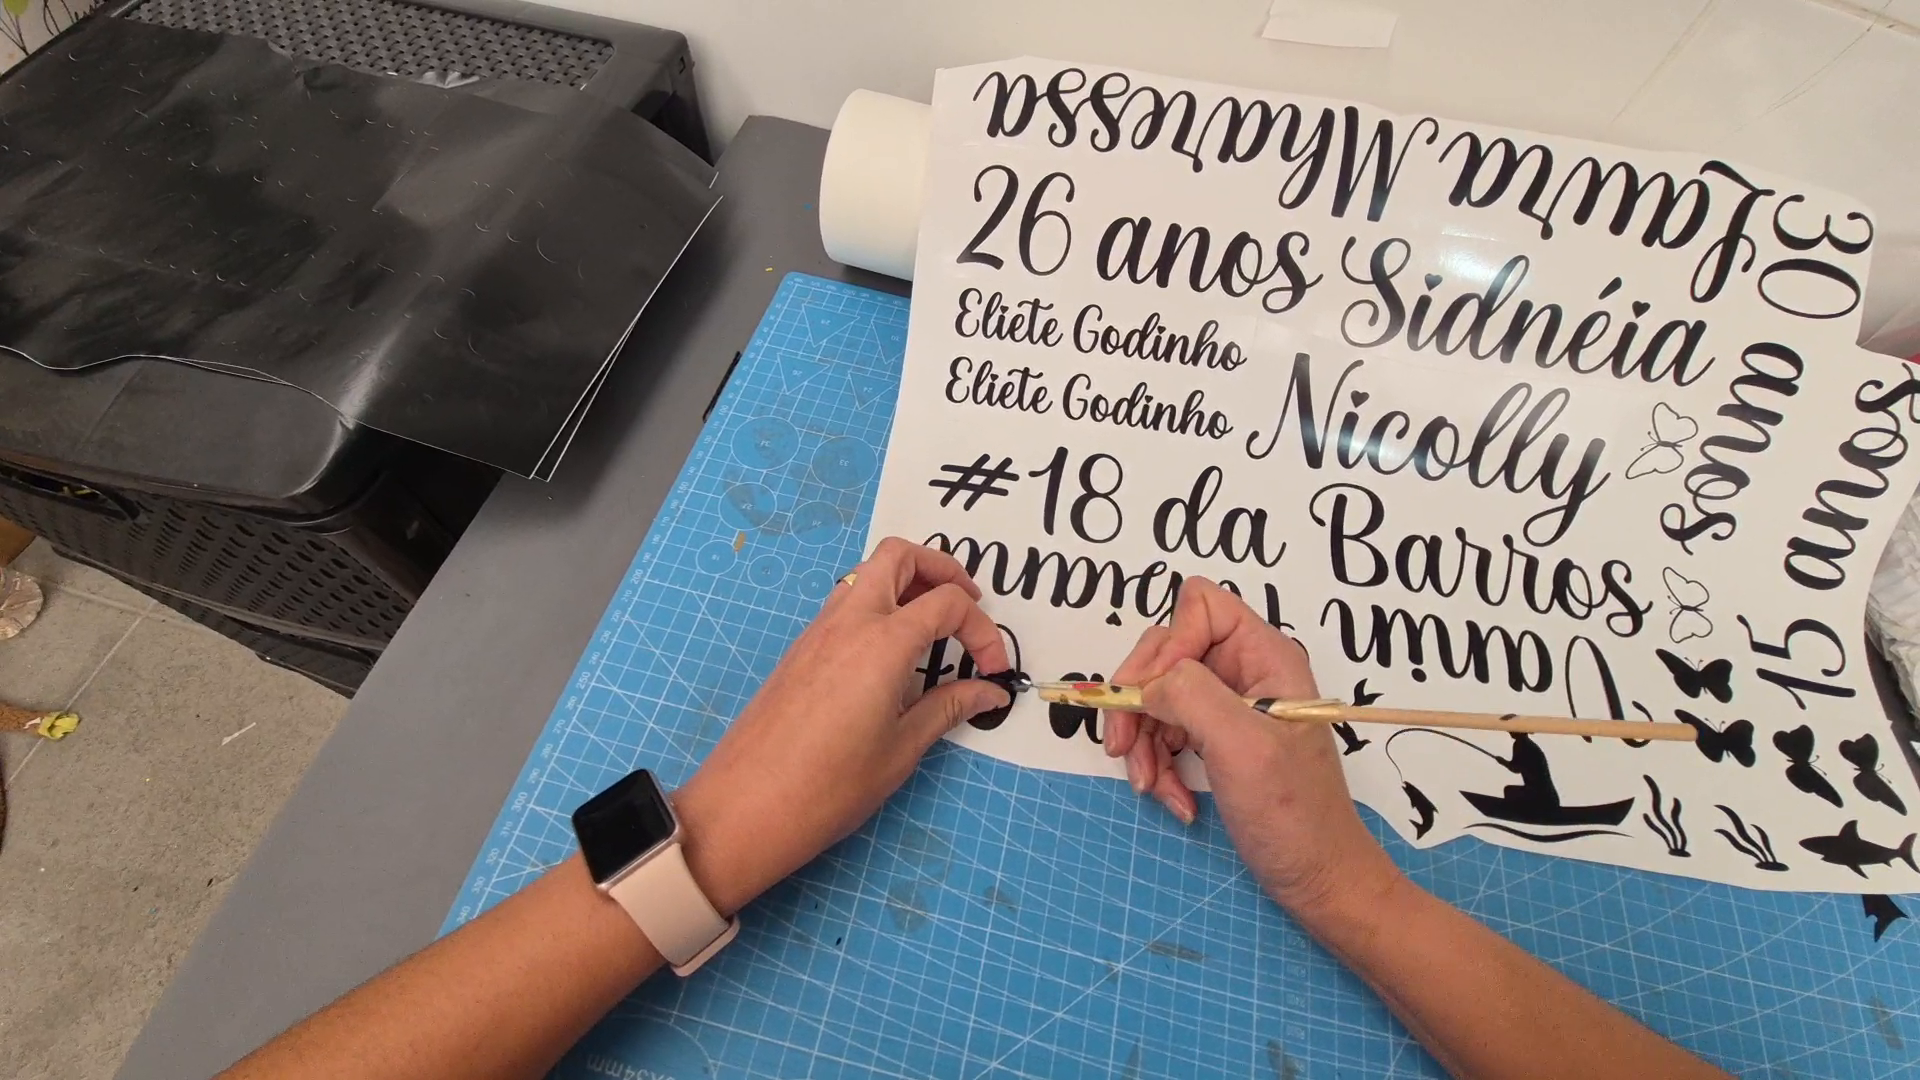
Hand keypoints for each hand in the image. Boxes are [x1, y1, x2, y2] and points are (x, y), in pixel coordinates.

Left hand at [674, 538, 1010, 914]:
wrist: (742, 808)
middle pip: (899, 555)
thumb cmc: (829, 785)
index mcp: (882, 641)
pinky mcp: (802, 647)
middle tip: (966, 607)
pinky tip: (891, 654)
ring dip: (907, 582)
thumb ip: (948, 707)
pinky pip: (848, 601)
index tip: (994, 670)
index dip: (983, 631)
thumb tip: (990, 692)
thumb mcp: (900, 749)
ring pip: (868, 572)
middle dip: (941, 568)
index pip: (947, 604)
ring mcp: (820, 629)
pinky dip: (880, 605)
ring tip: (932, 626)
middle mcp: (850, 619)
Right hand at [1103, 579, 1399, 918]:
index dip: (1169, 643)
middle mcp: (1243, 669)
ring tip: (1149, 786)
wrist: (1319, 882)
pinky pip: (1163, 730)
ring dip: (1142, 741)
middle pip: (1165, 652)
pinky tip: (1170, 797)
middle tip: (1121, 747)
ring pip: (1156, 695)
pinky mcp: (1212, 736)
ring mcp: (1226, 703)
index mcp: (1263, 655)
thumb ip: (1191, 694)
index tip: (1152, 696)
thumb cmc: (1293, 814)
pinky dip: (1155, 762)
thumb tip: (1146, 684)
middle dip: (1139, 701)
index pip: (1199, 606)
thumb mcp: (1242, 746)